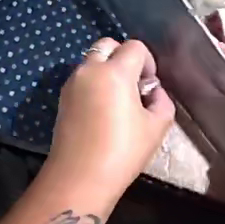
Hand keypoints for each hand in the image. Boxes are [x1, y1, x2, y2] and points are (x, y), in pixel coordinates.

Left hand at [47, 38, 175, 193]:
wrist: (80, 178)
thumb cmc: (123, 151)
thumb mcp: (157, 127)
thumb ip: (162, 101)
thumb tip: (153, 91)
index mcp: (115, 72)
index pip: (135, 47)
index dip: (148, 63)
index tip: (150, 86)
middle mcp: (90, 70)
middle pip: (108, 45)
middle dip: (124, 58)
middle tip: (134, 86)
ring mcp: (72, 83)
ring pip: (92, 61)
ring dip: (107, 70)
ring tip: (118, 101)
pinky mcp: (62, 98)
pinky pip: (82, 78)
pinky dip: (94, 83)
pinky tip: (102, 111)